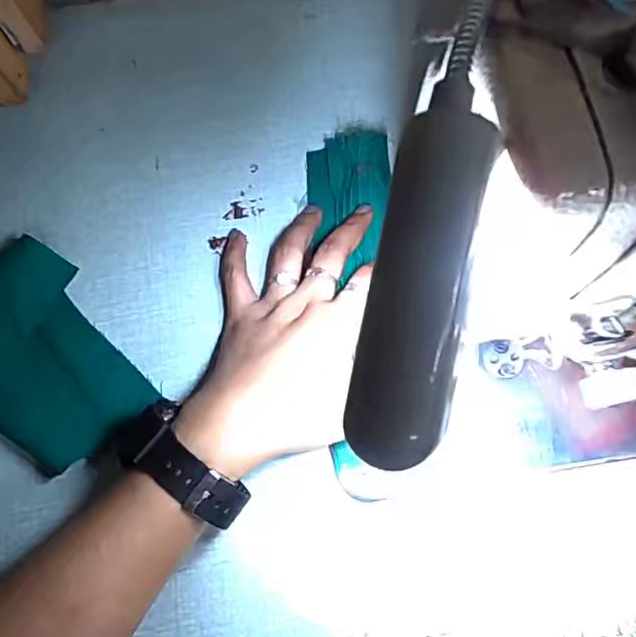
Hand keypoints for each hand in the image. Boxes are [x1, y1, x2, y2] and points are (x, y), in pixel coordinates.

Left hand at [172, 205, 374, 477]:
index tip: (388, 260)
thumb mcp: (353, 404)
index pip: (366, 283)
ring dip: (303, 229)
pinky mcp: (241, 314)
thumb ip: (375, 376)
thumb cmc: (296, 420)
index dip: (380, 268)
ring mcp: (271, 305)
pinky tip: (237, 234)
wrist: (237, 426)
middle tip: (363, 212)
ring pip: (288, 255)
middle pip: (332, 256)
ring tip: (314, 210)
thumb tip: (399, 363)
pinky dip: (235, 254)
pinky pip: (236, 277)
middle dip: (351, 231)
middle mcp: (306, 304)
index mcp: (338, 324)